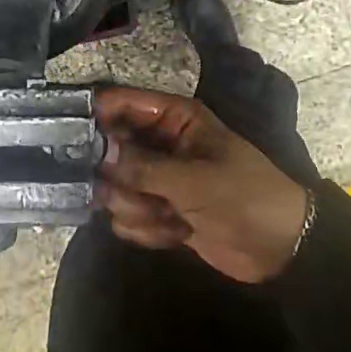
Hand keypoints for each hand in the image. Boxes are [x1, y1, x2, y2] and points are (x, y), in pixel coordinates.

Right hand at [95, 87, 309, 282]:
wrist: (280, 248)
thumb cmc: (244, 198)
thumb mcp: (194, 181)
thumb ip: (142, 167)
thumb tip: (98, 152)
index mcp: (174, 120)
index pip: (121, 103)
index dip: (95, 116)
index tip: (69, 138)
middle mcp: (160, 144)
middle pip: (108, 151)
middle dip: (120, 180)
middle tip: (138, 194)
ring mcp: (157, 181)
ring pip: (114, 191)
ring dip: (137, 209)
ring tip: (169, 216)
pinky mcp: (158, 213)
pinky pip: (128, 219)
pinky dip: (148, 230)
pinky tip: (176, 234)